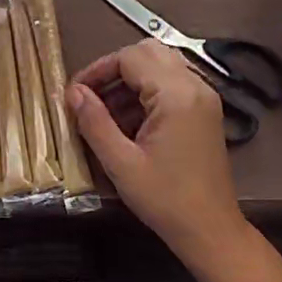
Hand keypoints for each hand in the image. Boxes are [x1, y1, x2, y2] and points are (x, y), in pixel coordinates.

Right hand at [68, 41, 246, 257]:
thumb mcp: (121, 163)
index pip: (130, 57)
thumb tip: (73, 94)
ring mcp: (204, 99)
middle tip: (89, 99)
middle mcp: (195, 87)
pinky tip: (129, 126)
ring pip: (161, 68)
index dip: (97, 70)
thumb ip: (94, 123)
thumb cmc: (164, 199)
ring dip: (130, 84)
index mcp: (176, 94)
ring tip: (104, 116)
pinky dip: (148, 96)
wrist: (208, 228)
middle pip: (148, 54)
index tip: (74, 94)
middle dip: (114, 71)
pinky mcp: (206, 114)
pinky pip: (173, 88)